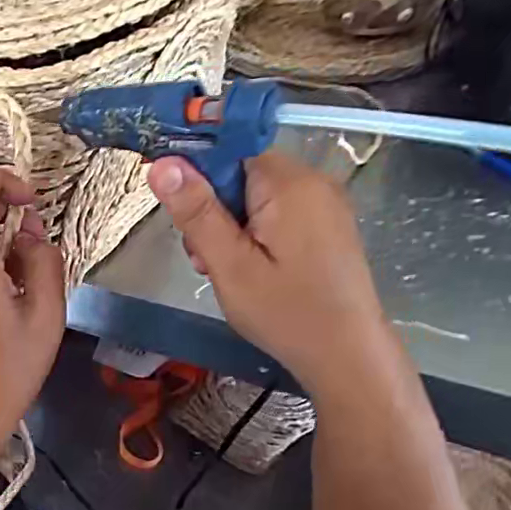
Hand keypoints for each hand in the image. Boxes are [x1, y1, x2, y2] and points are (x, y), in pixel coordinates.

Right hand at [147, 152, 389, 392]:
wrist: (348, 357)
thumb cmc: (286, 312)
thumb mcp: (229, 264)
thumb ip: (196, 212)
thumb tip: (162, 164)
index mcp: (288, 183)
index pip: (227, 152)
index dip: (198, 182)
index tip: (187, 223)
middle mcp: (311, 181)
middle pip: (239, 175)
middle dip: (214, 213)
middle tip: (208, 260)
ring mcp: (323, 204)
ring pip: (254, 198)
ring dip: (231, 229)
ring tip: (230, 272)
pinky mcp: (326, 226)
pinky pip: (276, 214)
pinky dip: (255, 237)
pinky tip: (253, 271)